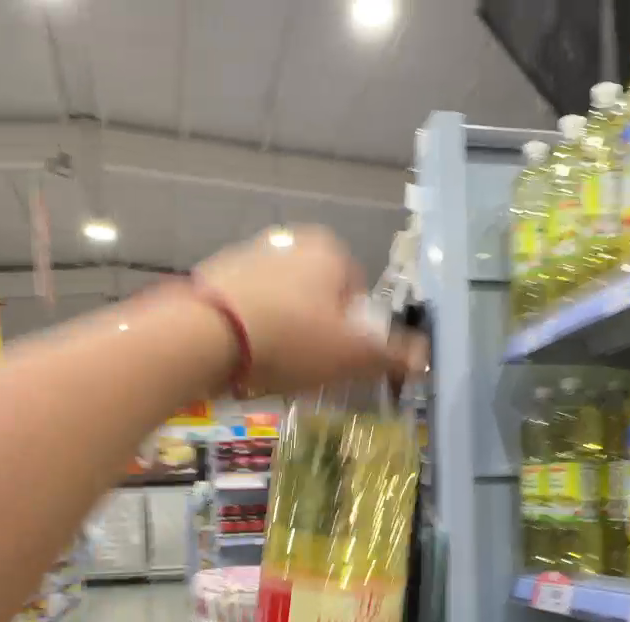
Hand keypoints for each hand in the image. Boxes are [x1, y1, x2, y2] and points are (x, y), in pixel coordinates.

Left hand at [192, 225, 424, 395]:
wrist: (205, 336)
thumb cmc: (291, 339)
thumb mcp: (353, 355)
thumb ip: (392, 355)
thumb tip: (424, 359)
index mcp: (329, 249)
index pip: (359, 296)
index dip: (355, 335)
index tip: (341, 365)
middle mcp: (289, 242)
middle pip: (319, 300)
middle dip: (318, 335)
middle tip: (309, 372)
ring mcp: (247, 256)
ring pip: (282, 306)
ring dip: (284, 336)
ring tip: (274, 371)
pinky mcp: (213, 279)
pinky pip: (247, 313)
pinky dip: (251, 335)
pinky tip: (244, 362)